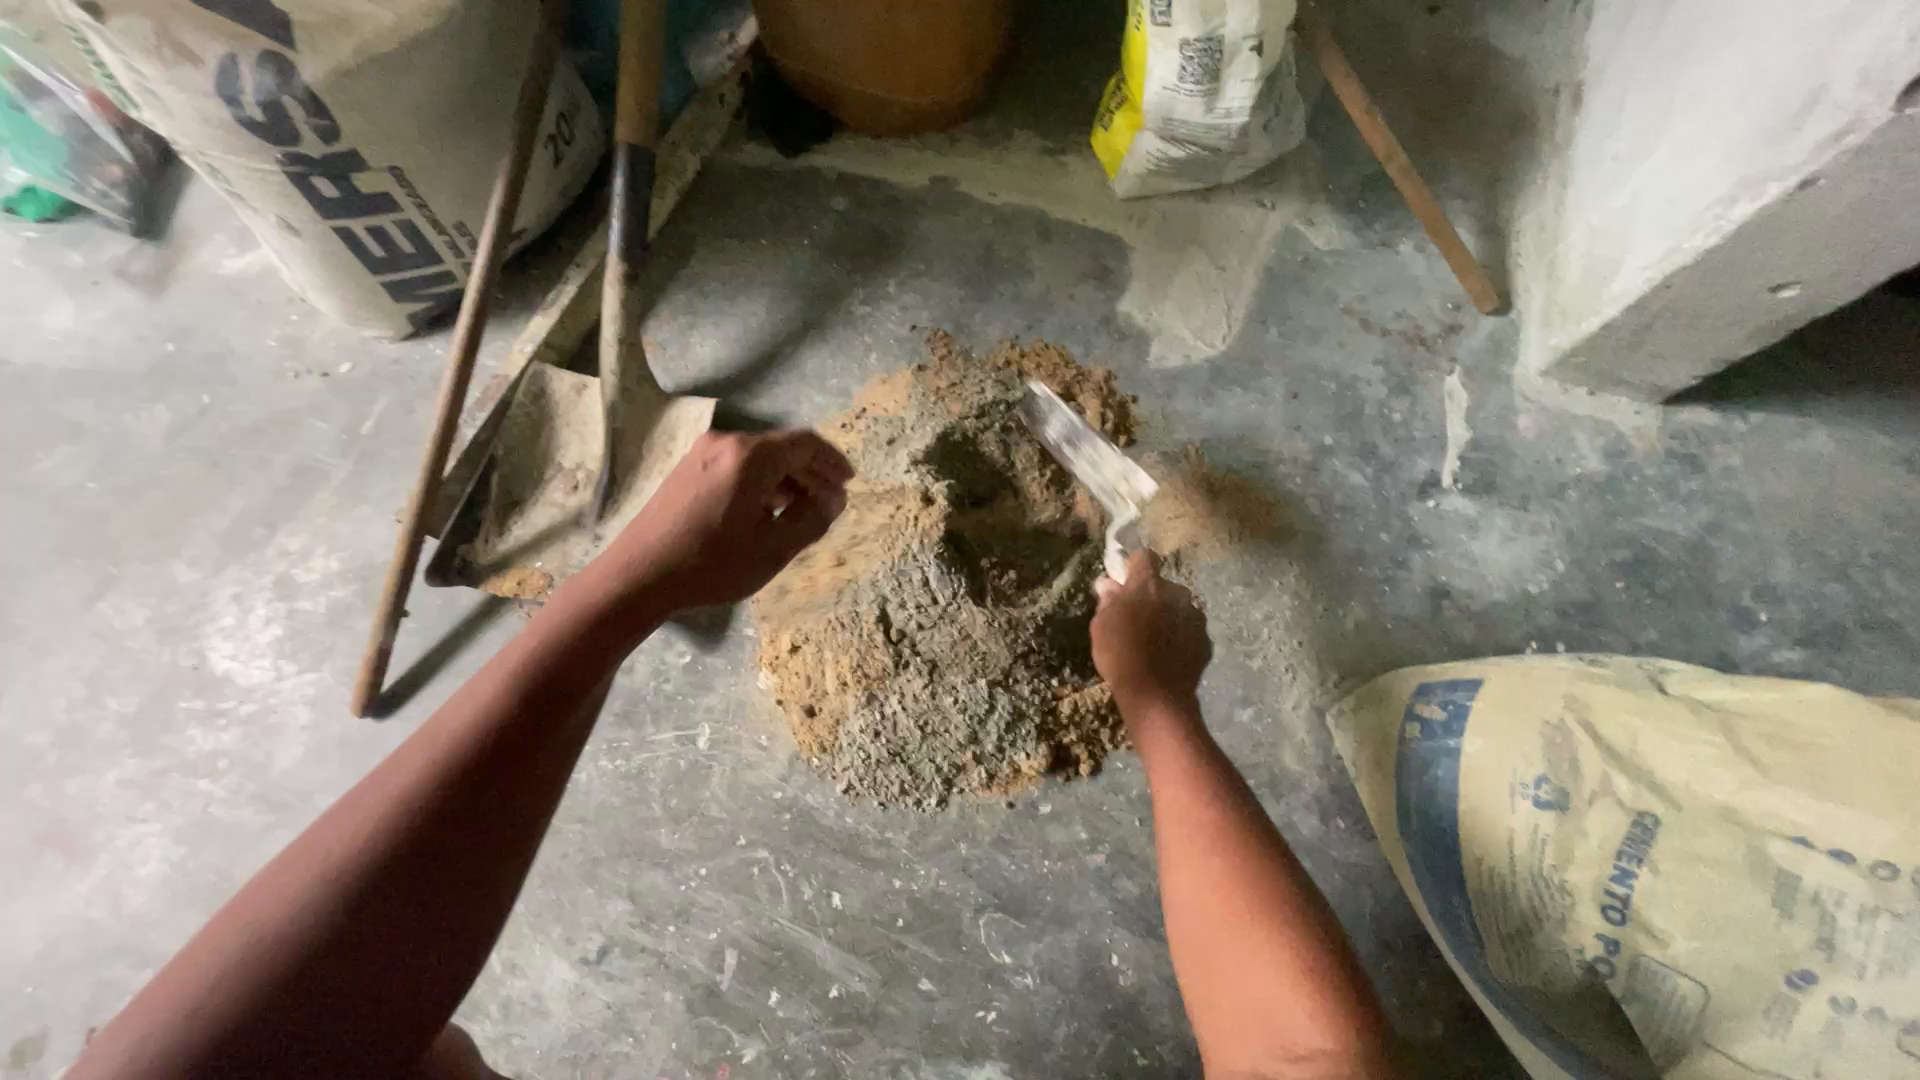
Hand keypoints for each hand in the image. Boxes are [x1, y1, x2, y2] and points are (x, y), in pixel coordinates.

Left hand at [588, 429, 852, 615]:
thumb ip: (812, 519)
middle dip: (811, 473)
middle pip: (782, 448)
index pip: (806, 443)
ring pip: (759, 458)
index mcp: (751, 456)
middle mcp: (727, 443)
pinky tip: (766, 513)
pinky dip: (761, 482)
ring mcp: (703, 453)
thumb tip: (836, 499)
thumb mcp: (773, 549)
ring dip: (786, 480)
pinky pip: (737, 466)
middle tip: (830, 503)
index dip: (832, 462)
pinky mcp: (688, 469)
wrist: (639, 576)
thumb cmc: (712, 564)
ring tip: (801, 512)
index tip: (848, 483)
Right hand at [1091, 550, 1211, 713]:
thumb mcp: (1100, 625)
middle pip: (1164, 585)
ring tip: (1155, 640)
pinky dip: (1181, 636)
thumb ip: (1107, 600)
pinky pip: (1190, 630)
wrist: (1155, 694)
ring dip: (1169, 616)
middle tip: (1138, 617)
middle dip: (1153, 596)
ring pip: (1180, 607)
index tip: (1126, 580)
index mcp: (1147, 585)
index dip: (1134, 566)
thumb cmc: (1119, 654)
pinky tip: (1169, 655)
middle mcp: (1176, 593)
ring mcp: (1195, 617)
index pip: (1145, 557)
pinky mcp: (1205, 640)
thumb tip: (1108, 584)